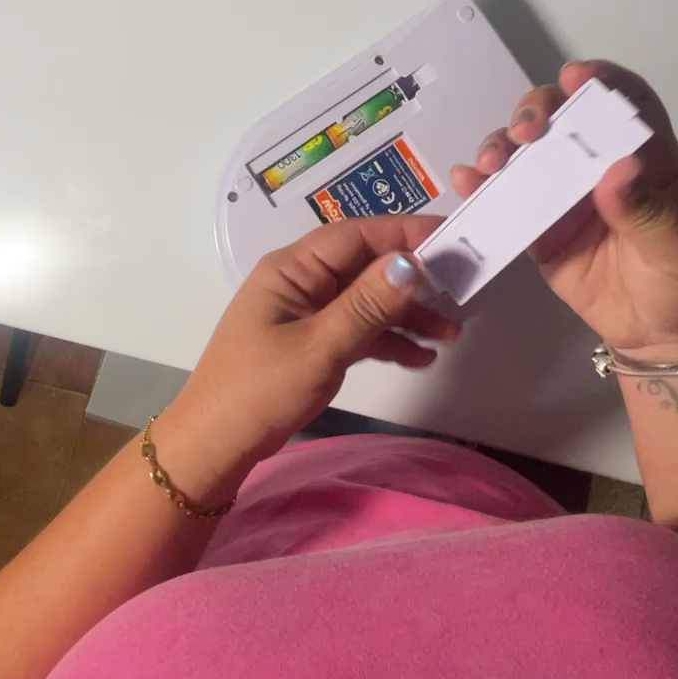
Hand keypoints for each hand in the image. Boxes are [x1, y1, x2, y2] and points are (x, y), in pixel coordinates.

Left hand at [171, 215, 459, 469]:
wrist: (216, 445)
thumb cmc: (260, 390)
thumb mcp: (319, 346)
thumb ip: (367, 305)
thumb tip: (411, 263)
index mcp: (293, 269)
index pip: (356, 235)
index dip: (404, 233)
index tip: (452, 240)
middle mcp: (302, 282)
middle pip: (366, 266)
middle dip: (413, 278)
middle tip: (461, 291)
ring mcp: (307, 312)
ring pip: (367, 299)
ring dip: (407, 313)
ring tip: (451, 333)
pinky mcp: (313, 342)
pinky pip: (359, 329)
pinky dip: (388, 340)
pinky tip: (422, 357)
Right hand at [450, 60, 677, 363]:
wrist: (666, 340)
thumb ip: (649, 212)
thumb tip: (616, 171)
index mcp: (648, 159)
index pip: (627, 104)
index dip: (602, 83)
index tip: (576, 77)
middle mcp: (599, 167)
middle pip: (563, 118)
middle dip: (537, 111)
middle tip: (527, 130)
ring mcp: (564, 197)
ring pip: (526, 153)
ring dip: (502, 145)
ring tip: (491, 161)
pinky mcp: (538, 230)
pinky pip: (507, 200)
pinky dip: (482, 187)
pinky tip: (467, 182)